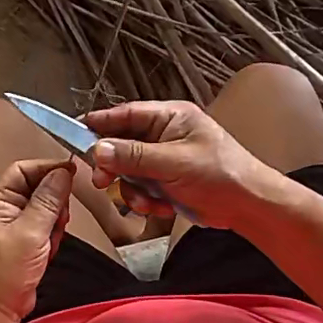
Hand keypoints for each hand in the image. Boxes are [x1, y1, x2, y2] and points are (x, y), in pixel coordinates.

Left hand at [0, 158, 75, 322]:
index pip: (24, 169)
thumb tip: (64, 172)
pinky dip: (50, 237)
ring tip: (51, 242)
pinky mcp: (21, 241)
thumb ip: (49, 199)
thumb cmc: (5, 272)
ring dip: (54, 223)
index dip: (48, 168)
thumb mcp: (31, 232)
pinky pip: (44, 228)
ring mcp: (11, 225)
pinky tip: (48, 252)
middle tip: (61, 221)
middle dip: (54, 202)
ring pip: (45, 209)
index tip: (73, 173)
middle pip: (37, 188)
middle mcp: (2, 208)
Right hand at [84, 101, 283, 229]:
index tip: (74, 134)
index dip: (98, 124)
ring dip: (133, 190)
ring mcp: (164, 159)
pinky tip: (162, 208)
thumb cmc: (223, 174)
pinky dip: (146, 201)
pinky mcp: (166, 181)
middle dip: (113, 167)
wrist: (249, 207)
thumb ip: (133, 156)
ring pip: (127, 172)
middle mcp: (164, 135)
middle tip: (103, 181)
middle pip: (120, 145)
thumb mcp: (173, 163)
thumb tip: (98, 149)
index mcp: (169, 117)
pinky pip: (140, 189)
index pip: (124, 115)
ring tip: (148, 202)